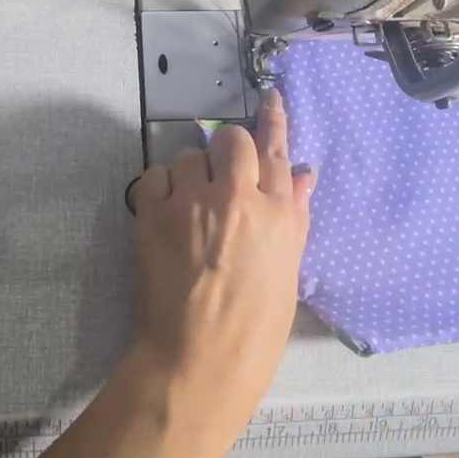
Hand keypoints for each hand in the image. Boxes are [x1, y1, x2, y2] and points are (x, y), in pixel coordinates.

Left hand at [126, 89, 315, 437]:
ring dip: (190, 173)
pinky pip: (154, 175)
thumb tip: (303, 174)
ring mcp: (193, 202)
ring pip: (189, 155)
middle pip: (231, 140)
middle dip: (226, 150)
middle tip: (219, 176)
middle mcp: (237, 197)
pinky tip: (164, 213)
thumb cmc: (255, 328)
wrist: (199, 360)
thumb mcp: (287, 269)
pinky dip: (159, 188)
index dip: (273, 120)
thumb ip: (294, 215)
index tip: (270, 97)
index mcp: (277, 214)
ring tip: (189, 207)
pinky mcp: (155, 213)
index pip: (277, 151)